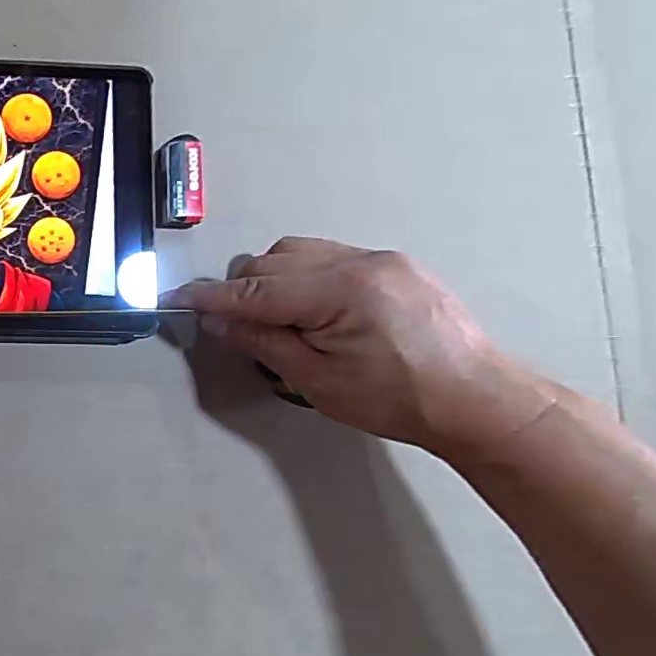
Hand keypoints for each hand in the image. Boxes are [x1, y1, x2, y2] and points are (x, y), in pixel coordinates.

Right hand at [162, 237, 559, 457]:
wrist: (481, 402)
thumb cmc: (399, 399)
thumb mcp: (315, 379)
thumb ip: (260, 342)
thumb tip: (216, 321)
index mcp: (342, 291)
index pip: (254, 289)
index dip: (208, 297)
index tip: (174, 298)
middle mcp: (360, 262)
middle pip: (270, 263)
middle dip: (241, 292)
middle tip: (236, 330)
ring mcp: (379, 259)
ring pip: (294, 252)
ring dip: (269, 280)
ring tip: (276, 320)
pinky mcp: (391, 265)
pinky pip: (324, 256)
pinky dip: (300, 276)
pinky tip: (307, 307)